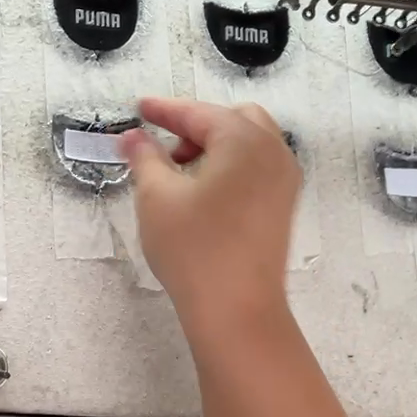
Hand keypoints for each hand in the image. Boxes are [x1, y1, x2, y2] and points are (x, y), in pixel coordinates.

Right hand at [121, 97, 301, 325]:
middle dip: (196, 127)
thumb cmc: (192, 248)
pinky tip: (205, 196)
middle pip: (234, 120)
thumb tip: (132, 137)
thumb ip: (144, 159)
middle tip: (165, 151)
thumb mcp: (156, 198)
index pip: (198, 113)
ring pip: (250, 144)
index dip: (164, 110)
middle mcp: (273, 151)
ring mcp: (284, 181)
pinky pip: (258, 169)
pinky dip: (231, 167)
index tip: (139, 108)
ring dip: (215, 147)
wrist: (236, 308)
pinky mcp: (283, 207)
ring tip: (182, 176)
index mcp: (243, 140)